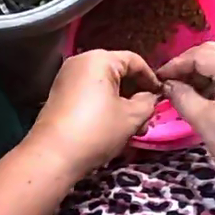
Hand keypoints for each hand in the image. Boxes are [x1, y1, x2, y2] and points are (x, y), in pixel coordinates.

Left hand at [27, 50, 161, 177]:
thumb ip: (147, 101)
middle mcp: (80, 62)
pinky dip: (105, 107)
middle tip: (148, 118)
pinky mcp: (59, 95)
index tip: (162, 96)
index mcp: (98, 59)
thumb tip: (149, 96)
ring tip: (135, 129)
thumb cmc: (96, 130)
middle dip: (136, 95)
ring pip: (104, 87)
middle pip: (118, 73)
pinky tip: (114, 128)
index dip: (151, 78)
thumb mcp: (131, 116)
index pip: (134, 61)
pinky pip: (89, 95)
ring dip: (122, 105)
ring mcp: (66, 78)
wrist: (52, 155)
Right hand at [157, 42, 214, 191]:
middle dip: (186, 65)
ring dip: (197, 73)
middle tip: (166, 82)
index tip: (157, 79)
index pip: (201, 55)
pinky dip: (209, 82)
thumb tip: (166, 85)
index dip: (175, 64)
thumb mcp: (205, 121)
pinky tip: (195, 95)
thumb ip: (182, 97)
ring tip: (178, 90)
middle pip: (211, 53)